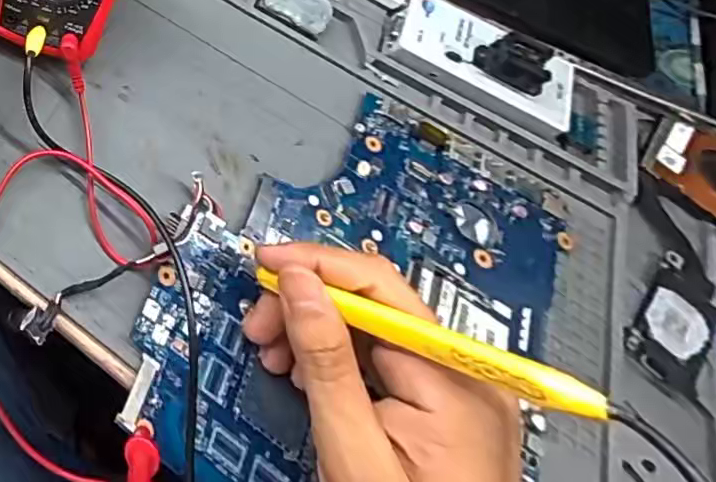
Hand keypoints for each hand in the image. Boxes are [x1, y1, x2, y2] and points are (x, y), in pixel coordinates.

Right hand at [243, 244, 520, 481]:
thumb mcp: (352, 452)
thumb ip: (326, 361)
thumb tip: (296, 277)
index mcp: (452, 378)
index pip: (376, 285)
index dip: (314, 264)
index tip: (262, 263)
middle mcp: (458, 367)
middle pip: (367, 299)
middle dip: (304, 302)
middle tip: (257, 326)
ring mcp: (450, 383)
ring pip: (364, 321)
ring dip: (309, 326)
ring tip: (272, 353)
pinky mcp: (434, 399)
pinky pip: (372, 351)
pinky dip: (328, 351)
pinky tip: (300, 370)